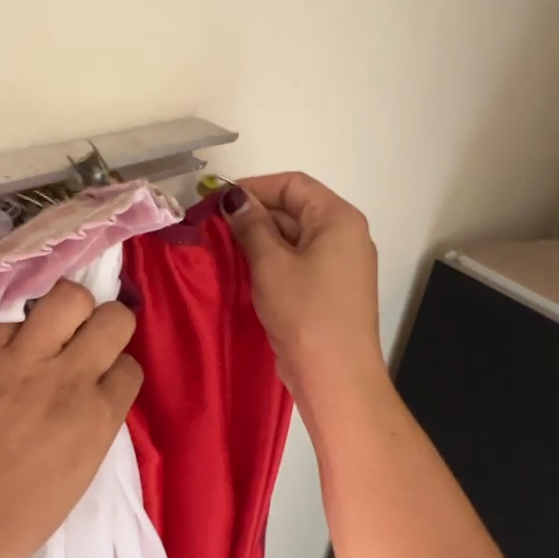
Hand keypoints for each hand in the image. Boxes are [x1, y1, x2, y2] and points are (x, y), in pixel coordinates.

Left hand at [0, 281, 142, 557]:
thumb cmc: (16, 520)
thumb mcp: (77, 474)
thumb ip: (89, 425)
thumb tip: (88, 394)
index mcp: (98, 418)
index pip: (130, 367)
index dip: (114, 370)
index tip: (99, 379)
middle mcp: (67, 379)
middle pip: (112, 317)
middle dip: (103, 325)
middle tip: (82, 341)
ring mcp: (20, 360)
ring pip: (67, 297)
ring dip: (64, 311)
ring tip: (48, 330)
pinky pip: (6, 323)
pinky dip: (8, 338)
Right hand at [224, 172, 385, 394]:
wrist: (334, 373)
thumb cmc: (304, 311)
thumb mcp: (270, 263)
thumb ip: (251, 225)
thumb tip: (235, 198)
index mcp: (338, 219)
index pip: (293, 184)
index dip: (254, 187)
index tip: (217, 202)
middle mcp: (345, 235)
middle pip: (295, 208)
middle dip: (254, 214)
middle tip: (213, 227)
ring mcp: (339, 264)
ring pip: (293, 237)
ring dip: (259, 239)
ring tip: (222, 249)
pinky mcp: (328, 289)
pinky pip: (297, 261)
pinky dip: (271, 260)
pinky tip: (243, 271)